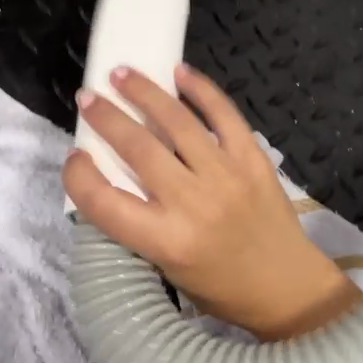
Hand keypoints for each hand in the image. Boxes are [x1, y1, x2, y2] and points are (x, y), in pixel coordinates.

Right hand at [65, 65, 360, 340]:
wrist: (289, 289)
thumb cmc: (221, 288)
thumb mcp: (168, 269)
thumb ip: (140, 225)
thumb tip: (113, 177)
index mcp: (167, 241)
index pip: (106, 202)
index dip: (80, 177)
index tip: (74, 157)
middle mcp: (194, 203)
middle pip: (138, 148)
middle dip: (107, 118)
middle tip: (88, 98)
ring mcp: (227, 175)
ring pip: (177, 122)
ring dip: (145, 92)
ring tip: (122, 74)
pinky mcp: (253, 158)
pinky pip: (224, 115)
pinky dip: (201, 90)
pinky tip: (180, 72)